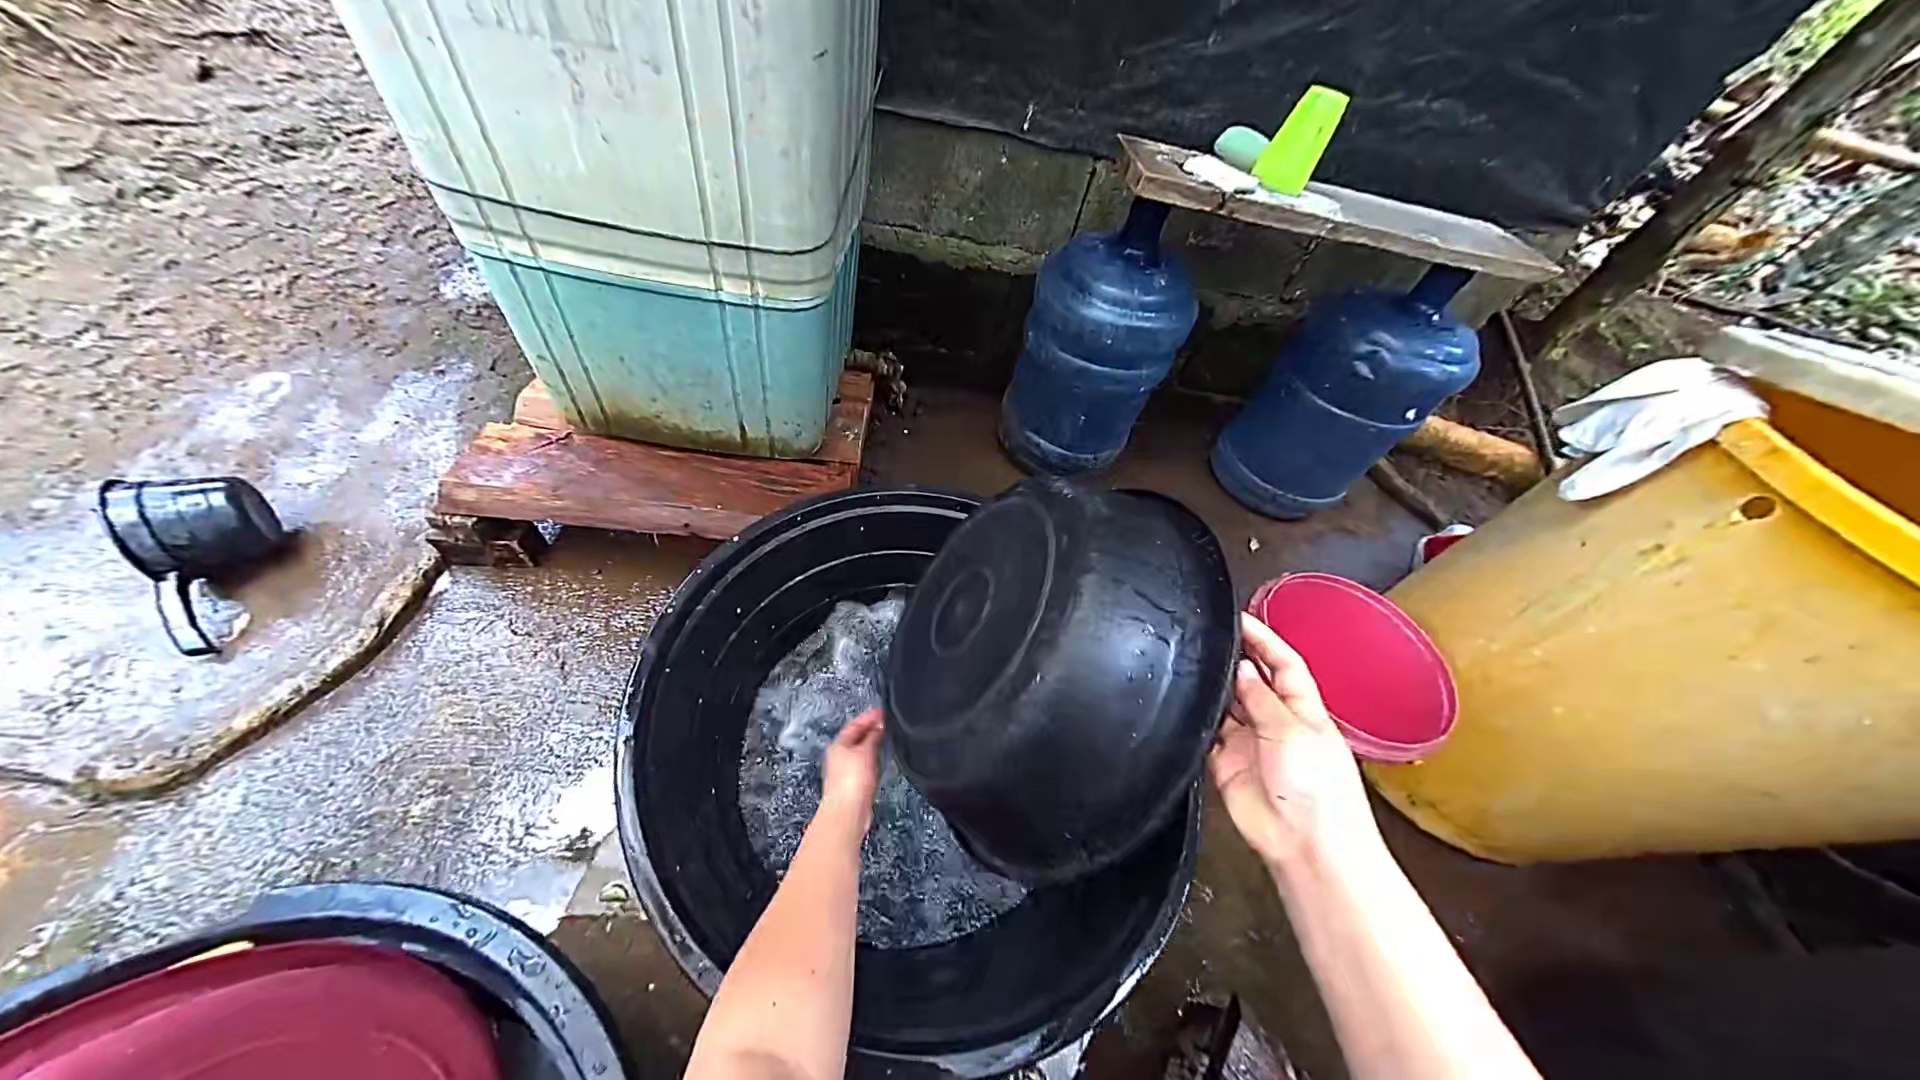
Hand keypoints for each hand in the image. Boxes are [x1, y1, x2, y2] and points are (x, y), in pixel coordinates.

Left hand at [821, 709, 884, 819]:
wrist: (847, 812)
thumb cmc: (850, 783)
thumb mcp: (865, 752)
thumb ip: (873, 736)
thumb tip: (879, 726)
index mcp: (838, 744)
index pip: (855, 724)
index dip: (869, 716)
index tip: (882, 712)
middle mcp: (839, 756)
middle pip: (857, 737)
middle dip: (871, 729)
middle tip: (886, 723)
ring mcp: (846, 770)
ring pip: (862, 751)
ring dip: (873, 744)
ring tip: (885, 738)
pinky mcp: (853, 783)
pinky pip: (865, 764)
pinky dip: (874, 759)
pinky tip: (880, 760)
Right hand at [1209, 613, 1376, 869]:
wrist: (1304, 844)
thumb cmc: (1321, 794)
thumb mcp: (1293, 731)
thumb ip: (1263, 698)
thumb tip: (1244, 668)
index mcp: (1304, 710)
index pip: (1283, 662)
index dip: (1264, 638)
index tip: (1241, 618)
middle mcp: (1276, 722)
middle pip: (1252, 680)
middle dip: (1235, 660)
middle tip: (1212, 641)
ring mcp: (1250, 741)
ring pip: (1226, 703)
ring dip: (1215, 690)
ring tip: (1199, 671)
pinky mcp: (1225, 761)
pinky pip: (1206, 733)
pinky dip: (1198, 721)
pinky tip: (1191, 708)